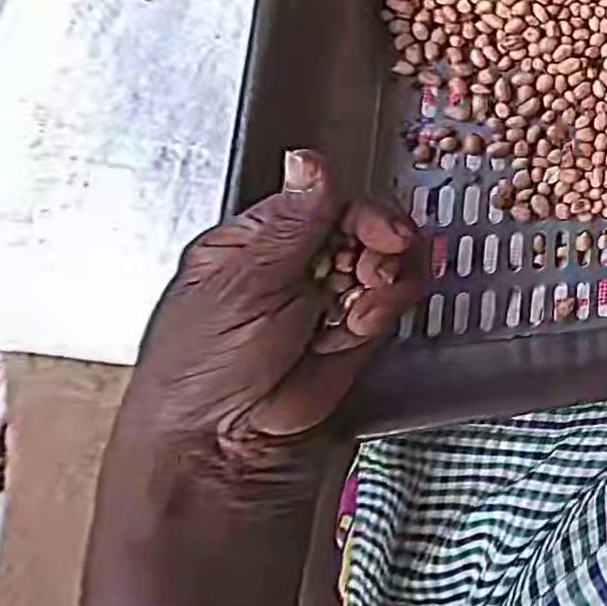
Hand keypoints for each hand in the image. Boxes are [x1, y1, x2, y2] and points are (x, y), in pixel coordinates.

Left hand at [117, 149, 420, 482]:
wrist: (231, 446)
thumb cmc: (207, 366)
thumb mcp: (244, 284)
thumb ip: (292, 221)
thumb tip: (308, 159)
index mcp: (262, 240)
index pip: (330, 201)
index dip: (363, 213)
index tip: (383, 233)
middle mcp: (305, 258)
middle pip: (370, 226)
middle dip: (381, 248)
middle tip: (369, 275)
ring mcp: (338, 289)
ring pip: (393, 257)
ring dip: (386, 281)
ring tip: (359, 310)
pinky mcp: (364, 319)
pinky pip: (399, 293)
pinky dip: (389, 306)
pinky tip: (362, 324)